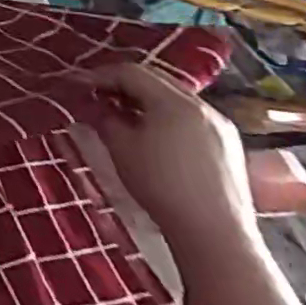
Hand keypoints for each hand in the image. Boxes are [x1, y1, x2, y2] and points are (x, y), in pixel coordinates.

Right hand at [87, 63, 259, 258]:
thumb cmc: (160, 185)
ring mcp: (220, 124)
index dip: (100, 75)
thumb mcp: (120, 147)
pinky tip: (151, 130)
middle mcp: (203, 106)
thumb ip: (104, 117)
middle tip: (95, 94)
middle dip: (122, 82)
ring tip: (120, 112)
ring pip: (175, 95)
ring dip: (144, 97)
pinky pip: (190, 113)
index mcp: (175, 103)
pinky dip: (164, 112)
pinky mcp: (228, 142)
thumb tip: (95, 104)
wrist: (215, 232)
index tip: (77, 84)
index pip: (131, 72)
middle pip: (156, 78)